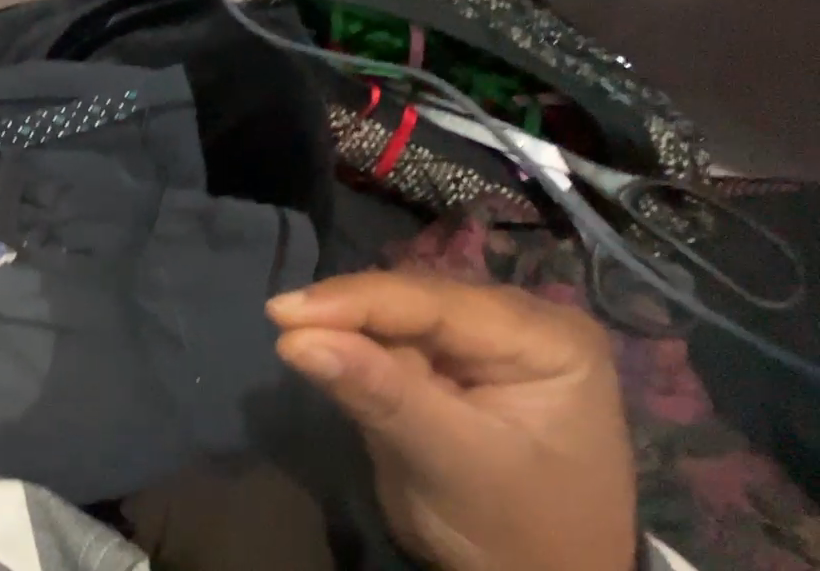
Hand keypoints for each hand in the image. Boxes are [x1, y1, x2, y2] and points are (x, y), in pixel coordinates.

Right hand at [268, 273, 636, 570]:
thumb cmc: (515, 530)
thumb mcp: (452, 463)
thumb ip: (380, 394)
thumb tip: (292, 339)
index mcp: (550, 339)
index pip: (435, 302)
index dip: (355, 301)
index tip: (281, 312)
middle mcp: (517, 321)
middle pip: (410, 298)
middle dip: (345, 311)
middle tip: (279, 321)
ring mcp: (481, 337)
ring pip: (390, 311)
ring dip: (342, 325)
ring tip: (293, 332)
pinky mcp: (445, 356)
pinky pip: (385, 335)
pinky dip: (349, 342)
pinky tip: (320, 344)